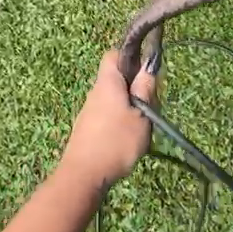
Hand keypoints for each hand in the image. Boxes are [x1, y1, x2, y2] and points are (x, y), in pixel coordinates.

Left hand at [58, 50, 157, 191]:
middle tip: (150, 104)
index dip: (130, 55)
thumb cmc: (116, 142)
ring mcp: (89, 112)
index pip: (114, 54)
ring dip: (129, 107)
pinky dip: (119, 121)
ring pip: (114, 99)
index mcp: (108, 83)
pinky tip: (127, 140)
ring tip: (141, 127)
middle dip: (134, 87)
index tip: (145, 69)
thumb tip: (149, 66)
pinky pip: (107, 116)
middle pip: (117, 79)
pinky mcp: (87, 130)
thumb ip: (145, 89)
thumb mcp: (141, 115)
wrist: (82, 177)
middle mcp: (95, 93)